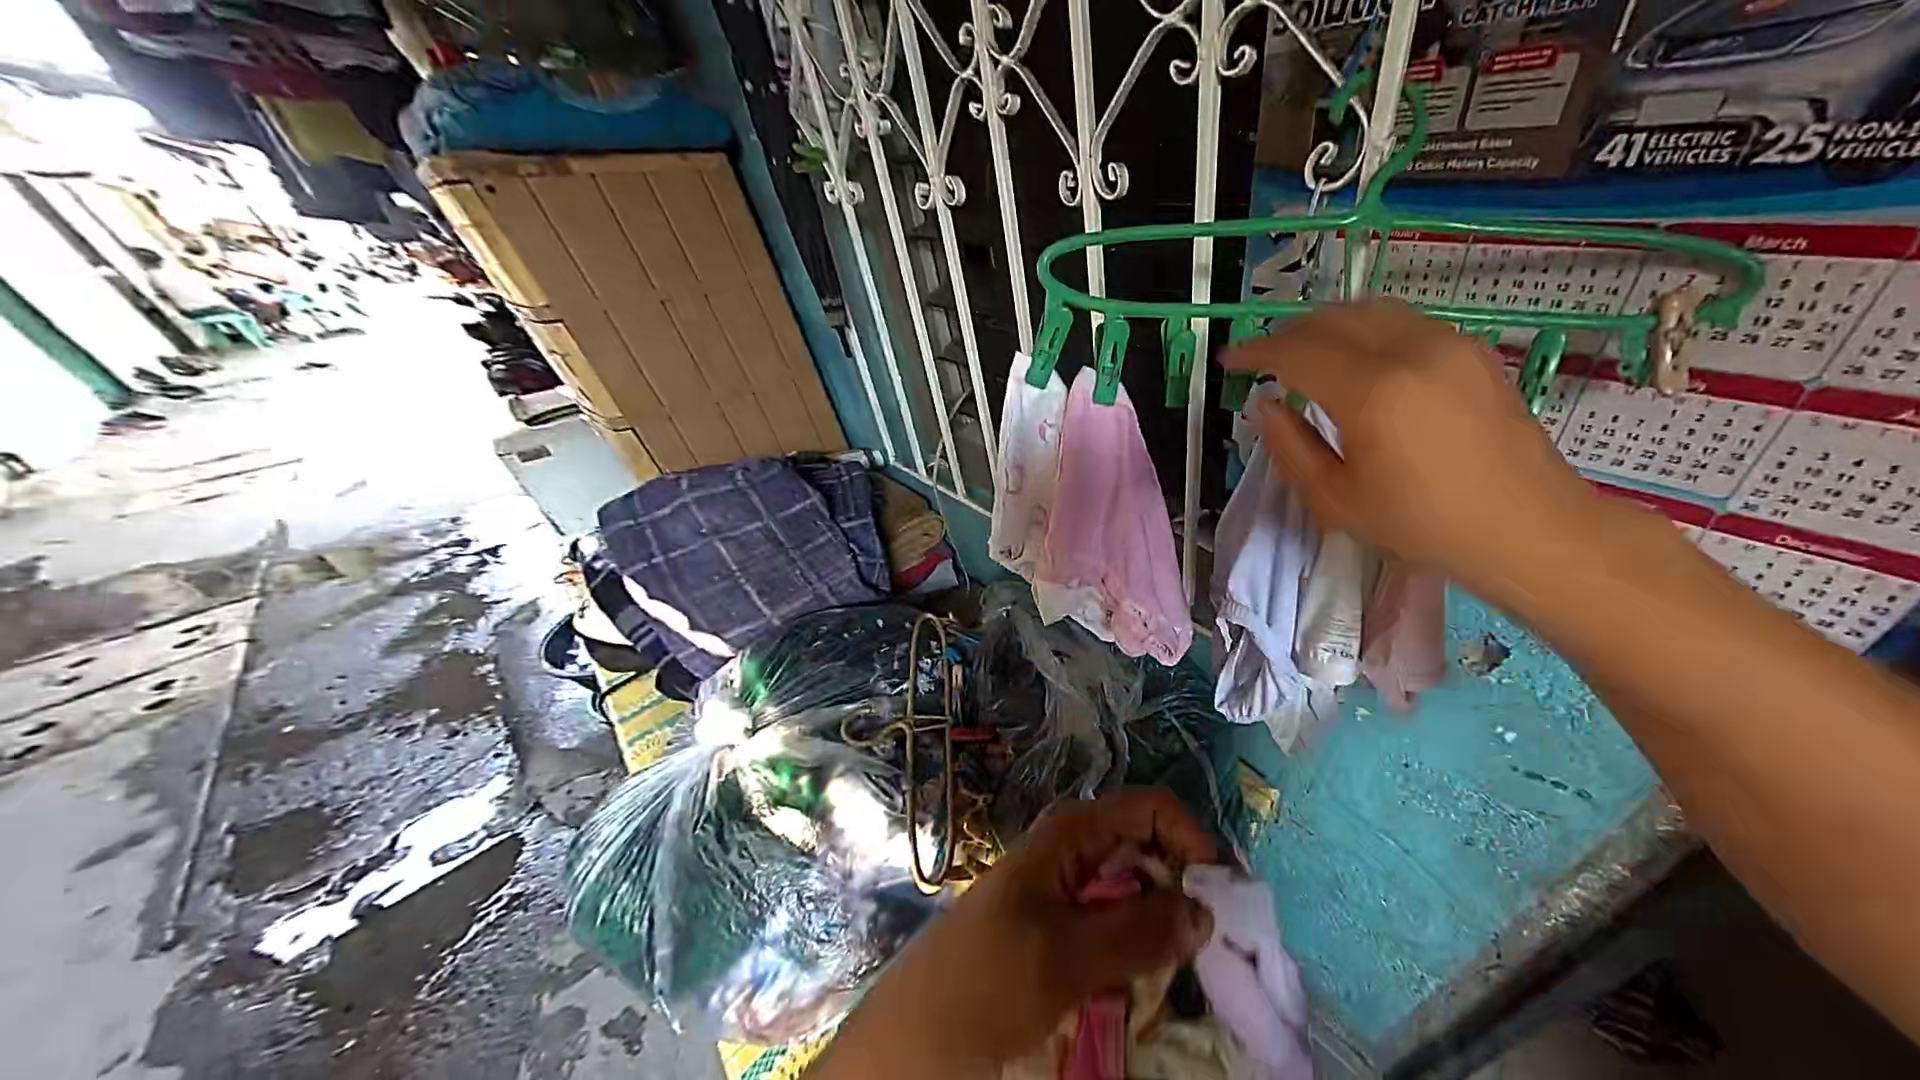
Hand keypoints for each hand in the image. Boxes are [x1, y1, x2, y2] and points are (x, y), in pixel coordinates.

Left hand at [808, 789, 1216, 1079]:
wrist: (919, 1032)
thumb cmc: (984, 979)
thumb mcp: (1062, 955)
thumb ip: (1137, 930)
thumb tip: (1205, 909)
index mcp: (1071, 833)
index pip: (1153, 809)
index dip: (1193, 843)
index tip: (1220, 904)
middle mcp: (1075, 852)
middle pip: (1152, 852)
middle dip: (1185, 896)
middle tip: (1209, 956)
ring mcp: (1070, 894)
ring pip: (1141, 898)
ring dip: (1164, 936)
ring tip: (1175, 981)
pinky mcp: (1066, 933)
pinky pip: (1120, 933)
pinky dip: (1140, 958)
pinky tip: (1141, 993)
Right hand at [1223, 301, 1600, 585]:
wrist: (1526, 527)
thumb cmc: (1422, 524)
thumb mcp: (1336, 499)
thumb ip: (1290, 446)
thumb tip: (1264, 406)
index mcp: (1372, 391)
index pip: (1297, 352)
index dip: (1255, 352)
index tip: (1230, 360)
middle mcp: (1412, 351)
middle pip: (1333, 318)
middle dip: (1289, 334)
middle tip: (1263, 358)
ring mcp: (1450, 344)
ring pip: (1371, 311)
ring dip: (1328, 326)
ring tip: (1307, 355)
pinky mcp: (1474, 351)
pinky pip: (1405, 323)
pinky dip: (1367, 331)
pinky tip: (1359, 361)